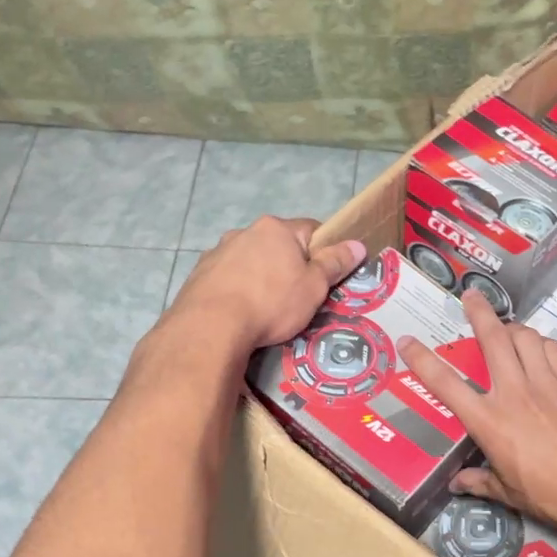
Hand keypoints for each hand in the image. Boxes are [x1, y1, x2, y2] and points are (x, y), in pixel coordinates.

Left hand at [167, 216, 365, 349]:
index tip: (327, 275)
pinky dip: (239, 289)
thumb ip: (335, 263)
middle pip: (279, 245)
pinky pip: (229, 277)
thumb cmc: (272, 303)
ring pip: (252, 260)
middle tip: (299, 296)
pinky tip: (242, 312)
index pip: (312, 230)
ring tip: (267, 308)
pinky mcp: (199, 274)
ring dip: (262, 276)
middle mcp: (245, 232)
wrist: (209, 327)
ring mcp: (218, 252)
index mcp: (276, 229)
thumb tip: (357, 244)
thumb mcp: (314, 286)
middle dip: (290, 265)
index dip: (325, 251)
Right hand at [397, 291, 556, 537]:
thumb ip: (480, 482)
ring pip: (526, 337)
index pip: (445, 384)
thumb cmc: (549, 495)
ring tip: (508, 328)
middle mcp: (513, 392)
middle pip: (492, 339)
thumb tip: (457, 484)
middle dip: (479, 312)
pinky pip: (553, 349)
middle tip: (471, 296)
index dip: (422, 360)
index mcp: (489, 421)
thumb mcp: (508, 493)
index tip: (407, 341)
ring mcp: (545, 383)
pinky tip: (540, 348)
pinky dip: (542, 343)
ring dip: (514, 327)